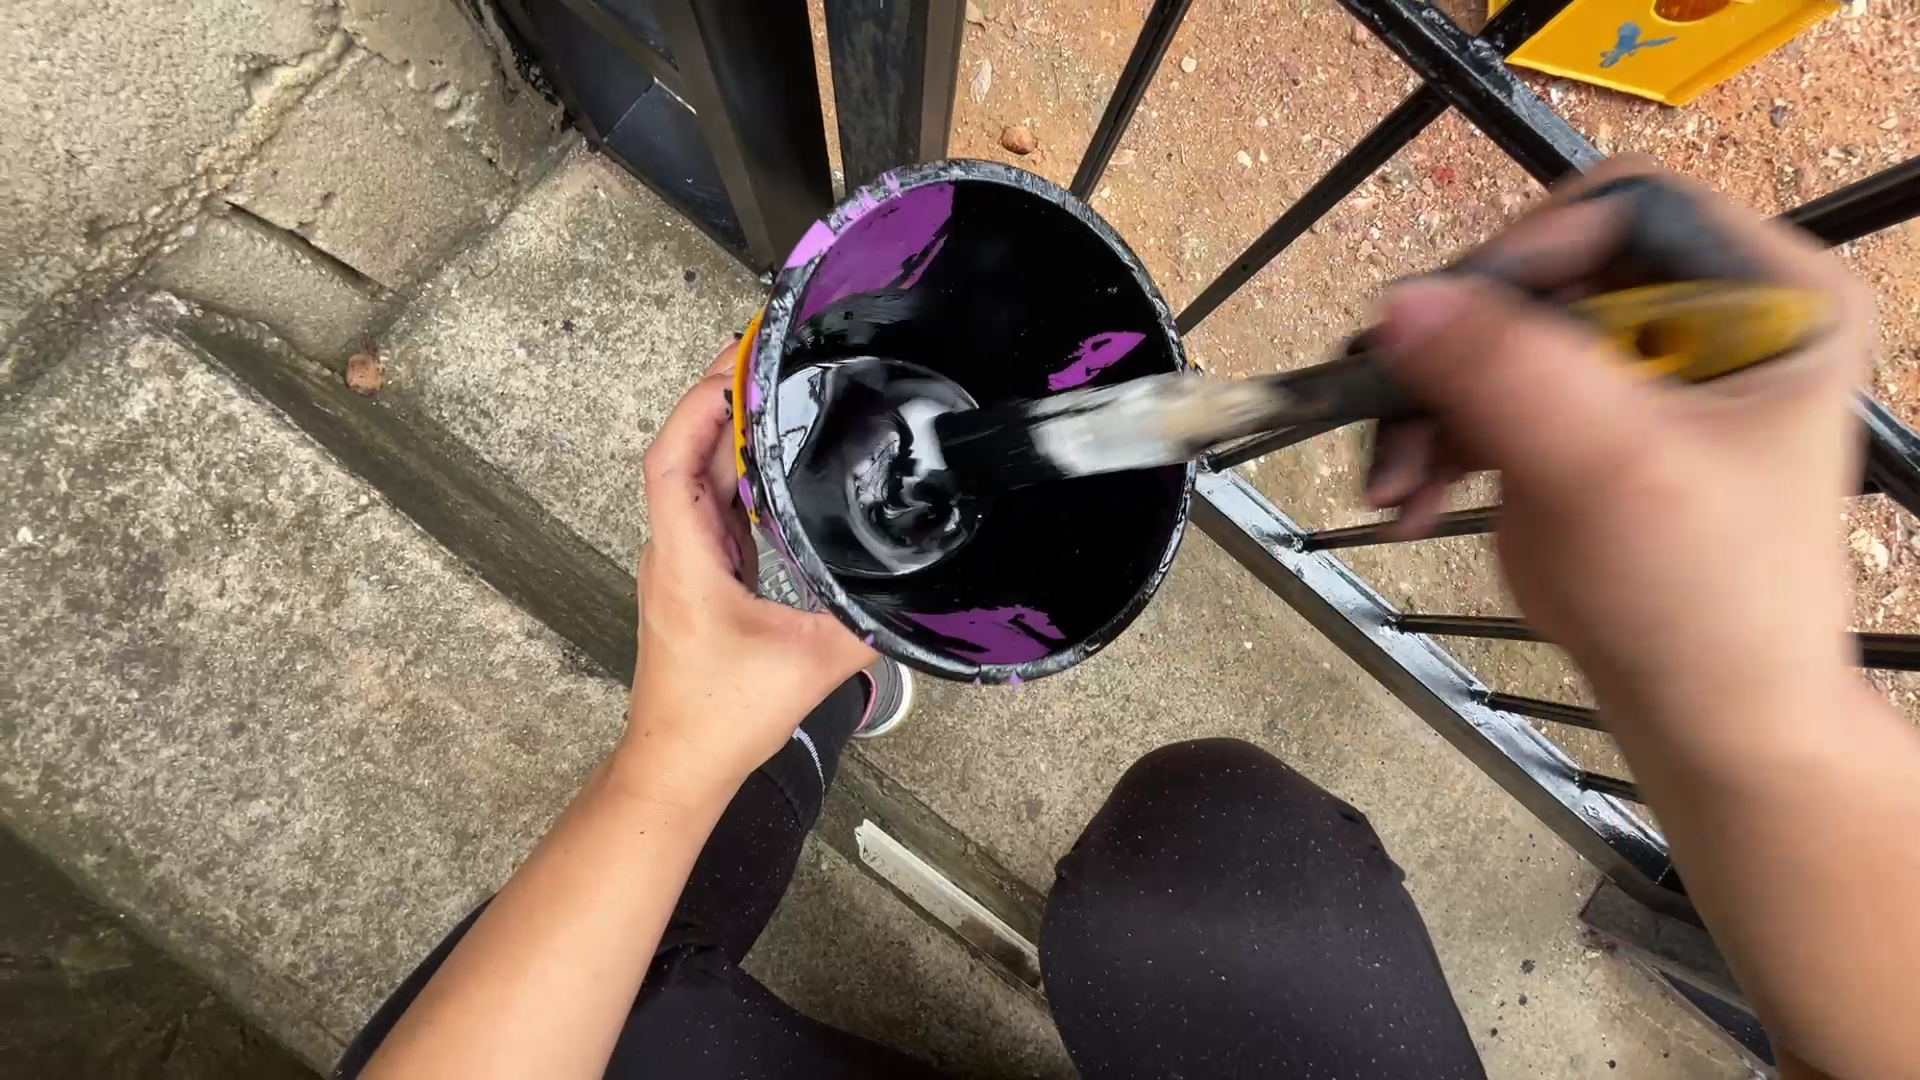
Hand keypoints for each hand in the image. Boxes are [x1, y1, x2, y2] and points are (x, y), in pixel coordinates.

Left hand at [621, 339, 876, 806]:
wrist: (679, 762)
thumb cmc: (720, 716)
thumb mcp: (810, 662)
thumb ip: (865, 620)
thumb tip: (909, 591)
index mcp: (688, 560)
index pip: (675, 458)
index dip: (701, 403)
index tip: (737, 363)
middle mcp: (677, 553)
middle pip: (686, 457)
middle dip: (720, 403)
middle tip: (765, 363)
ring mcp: (686, 566)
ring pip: (697, 484)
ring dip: (726, 439)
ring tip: (770, 401)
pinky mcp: (701, 581)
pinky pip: (713, 513)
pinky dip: (736, 480)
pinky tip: (770, 472)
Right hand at [1371, 158, 1875, 726]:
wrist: (1686, 692)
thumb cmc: (1690, 586)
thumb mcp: (1606, 468)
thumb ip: (1504, 374)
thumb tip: (1394, 303)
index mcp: (1754, 296)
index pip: (1616, 211)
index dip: (1519, 255)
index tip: (1436, 331)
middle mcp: (1680, 319)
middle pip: (1522, 286)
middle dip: (1442, 363)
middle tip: (1386, 428)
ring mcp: (1607, 374)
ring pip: (1472, 348)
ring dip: (1414, 418)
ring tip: (1389, 491)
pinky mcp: (1552, 423)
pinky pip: (1459, 404)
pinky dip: (1421, 452)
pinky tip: (1407, 505)